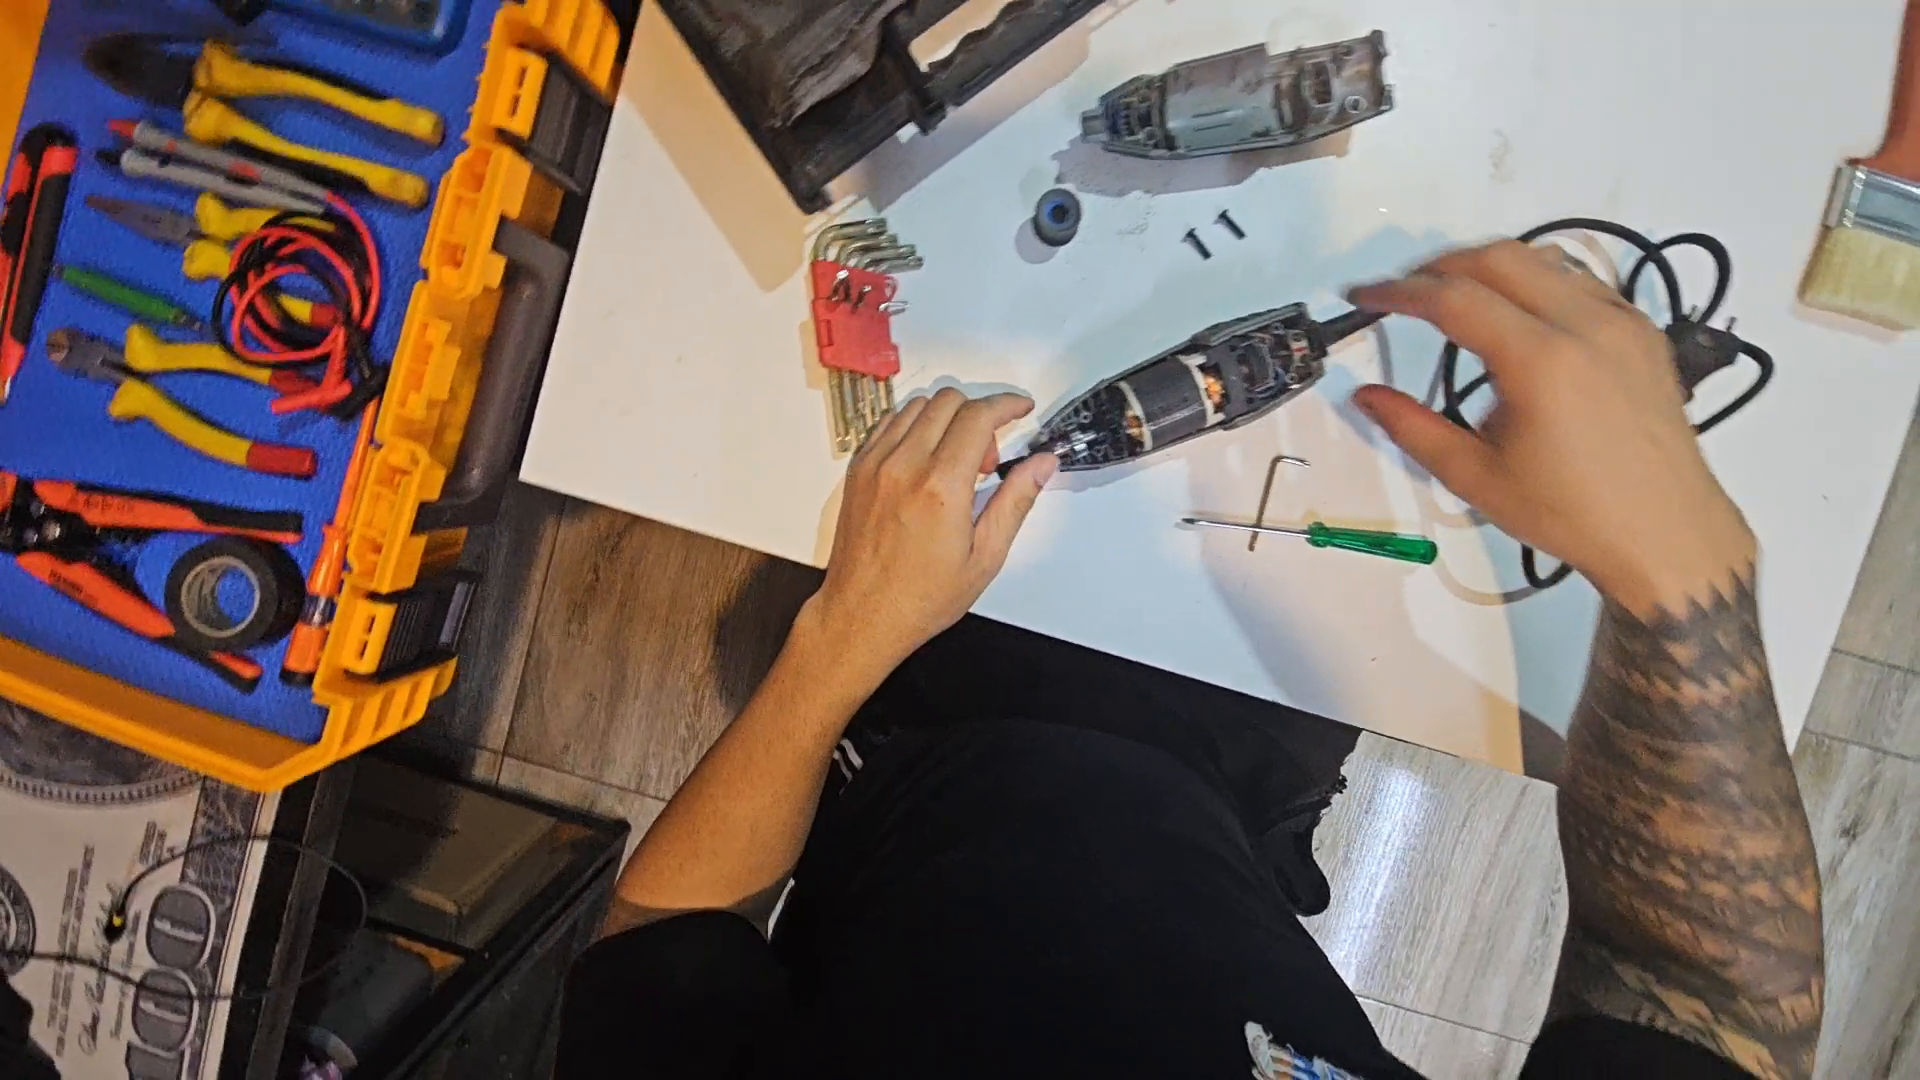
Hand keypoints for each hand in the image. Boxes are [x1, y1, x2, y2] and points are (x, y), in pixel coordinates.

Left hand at [799, 388, 1058, 686]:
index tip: (1020, 408)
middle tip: (988, 457)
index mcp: (941, 488)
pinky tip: (925, 458)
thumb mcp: (984, 557)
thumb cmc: (919, 598)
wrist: (863, 614)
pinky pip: (889, 423)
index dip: (1007, 404)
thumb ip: (1015, 501)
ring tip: (955, 461)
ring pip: (918, 405)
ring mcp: (875, 465)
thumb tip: (1041, 465)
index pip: (978, 416)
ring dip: (946, 419)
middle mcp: (904, 467)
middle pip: (949, 401)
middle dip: (979, 415)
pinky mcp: (858, 470)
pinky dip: (914, 426)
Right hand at [1348, 240, 1755, 612]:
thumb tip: (1365, 395)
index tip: (1361, 297)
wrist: (1664, 530)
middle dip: (1436, 267)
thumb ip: (1411, 427)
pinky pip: (1575, 280)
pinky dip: (1527, 280)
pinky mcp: (1639, 330)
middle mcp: (1586, 325)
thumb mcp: (1470, 474)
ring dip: (1482, 267)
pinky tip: (1505, 313)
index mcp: (1540, 361)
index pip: (1455, 299)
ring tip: (1443, 296)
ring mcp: (1621, 321)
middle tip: (1396, 293)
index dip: (1398, 292)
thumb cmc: (1562, 510)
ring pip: (1541, 259)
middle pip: (1499, 259)